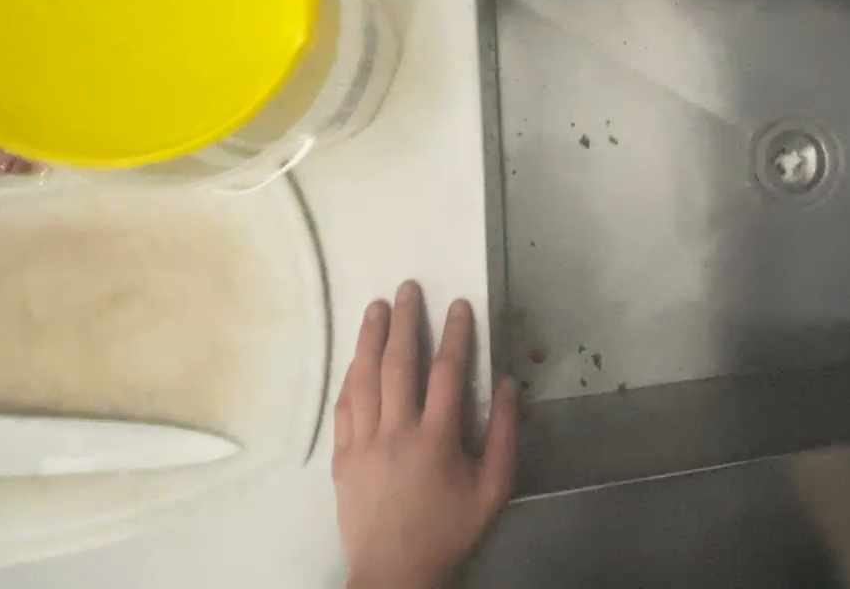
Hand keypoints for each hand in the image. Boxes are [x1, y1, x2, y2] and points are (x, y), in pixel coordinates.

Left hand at [333, 281, 517, 588]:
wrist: (395, 576)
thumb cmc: (450, 529)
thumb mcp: (493, 489)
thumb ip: (504, 434)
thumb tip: (507, 383)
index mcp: (436, 439)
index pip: (447, 372)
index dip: (455, 334)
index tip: (459, 304)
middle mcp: (396, 433)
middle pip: (398, 365)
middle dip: (404, 321)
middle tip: (407, 288)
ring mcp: (363, 445)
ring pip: (364, 380)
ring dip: (370, 339)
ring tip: (375, 307)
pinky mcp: (342, 459)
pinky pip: (344, 408)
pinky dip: (350, 377)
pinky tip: (355, 358)